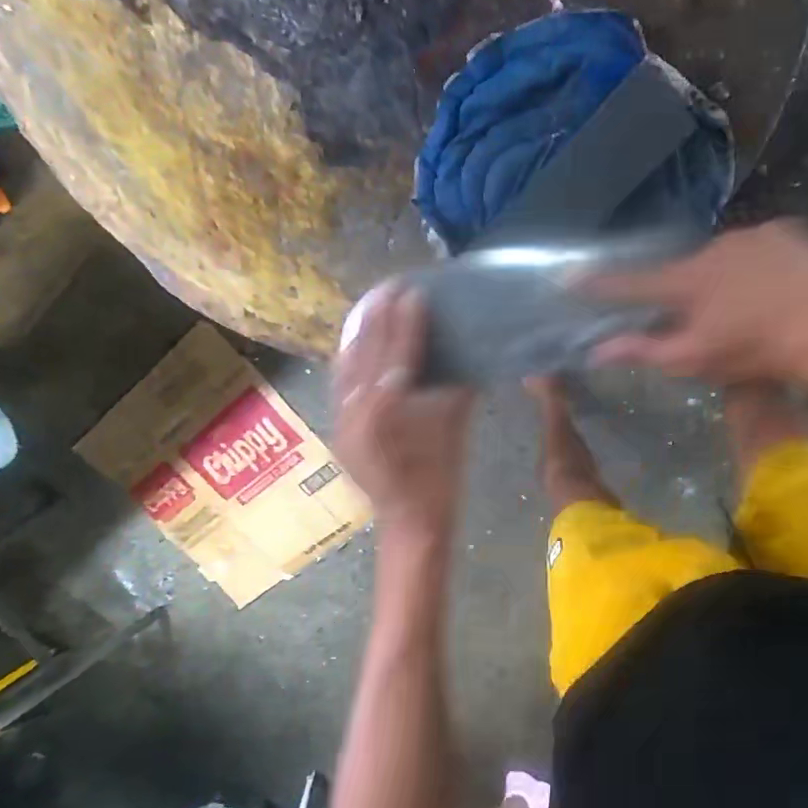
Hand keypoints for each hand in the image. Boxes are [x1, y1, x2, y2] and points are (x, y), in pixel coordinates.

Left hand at [333, 286, 475, 539]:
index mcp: (387, 411)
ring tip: (370, 302)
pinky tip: (356, 339)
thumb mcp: (454, 426)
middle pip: (365, 353)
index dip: (406, 321)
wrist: (411, 521)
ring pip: (346, 365)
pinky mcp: (339, 427)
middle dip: (377, 317)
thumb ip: (457, 388)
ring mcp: (342, 420)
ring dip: (359, 332)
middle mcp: (356, 410)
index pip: (396, 354)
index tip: (413, 291)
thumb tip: (468, 353)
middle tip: (388, 285)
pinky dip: (350, 357)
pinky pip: (340, 384)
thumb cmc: (441, 477)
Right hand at [586, 220, 807, 388]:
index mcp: (685, 282)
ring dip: (725, 278)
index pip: (630, 283)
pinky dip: (755, 264)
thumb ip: (643, 351)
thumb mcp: (695, 360)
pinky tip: (772, 287)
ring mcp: (750, 235)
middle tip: (708, 319)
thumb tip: (597, 350)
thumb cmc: (756, 352)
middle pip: (683, 271)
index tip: (567, 277)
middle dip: (686, 292)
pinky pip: (756, 247)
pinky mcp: (784, 232)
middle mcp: (710, 249)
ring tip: (748, 306)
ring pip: (722, 258)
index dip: (598, 284)